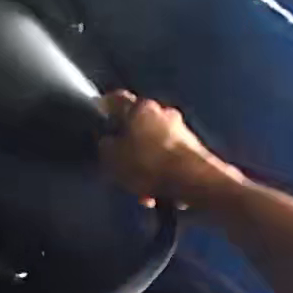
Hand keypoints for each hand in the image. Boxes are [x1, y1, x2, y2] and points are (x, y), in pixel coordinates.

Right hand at [98, 91, 243, 210]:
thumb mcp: (112, 158)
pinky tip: (155, 192)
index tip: (98, 117)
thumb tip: (108, 143)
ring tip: (138, 187)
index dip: (103, 108)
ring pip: (153, 144)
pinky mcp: (194, 149)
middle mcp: (164, 112)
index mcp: (141, 107)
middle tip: (117, 161)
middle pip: (137, 124)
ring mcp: (182, 130)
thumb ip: (105, 146)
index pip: (116, 100)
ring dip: (144, 162)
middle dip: (127, 143)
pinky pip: (168, 158)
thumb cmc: (148, 164)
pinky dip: (160, 172)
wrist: (193, 181)